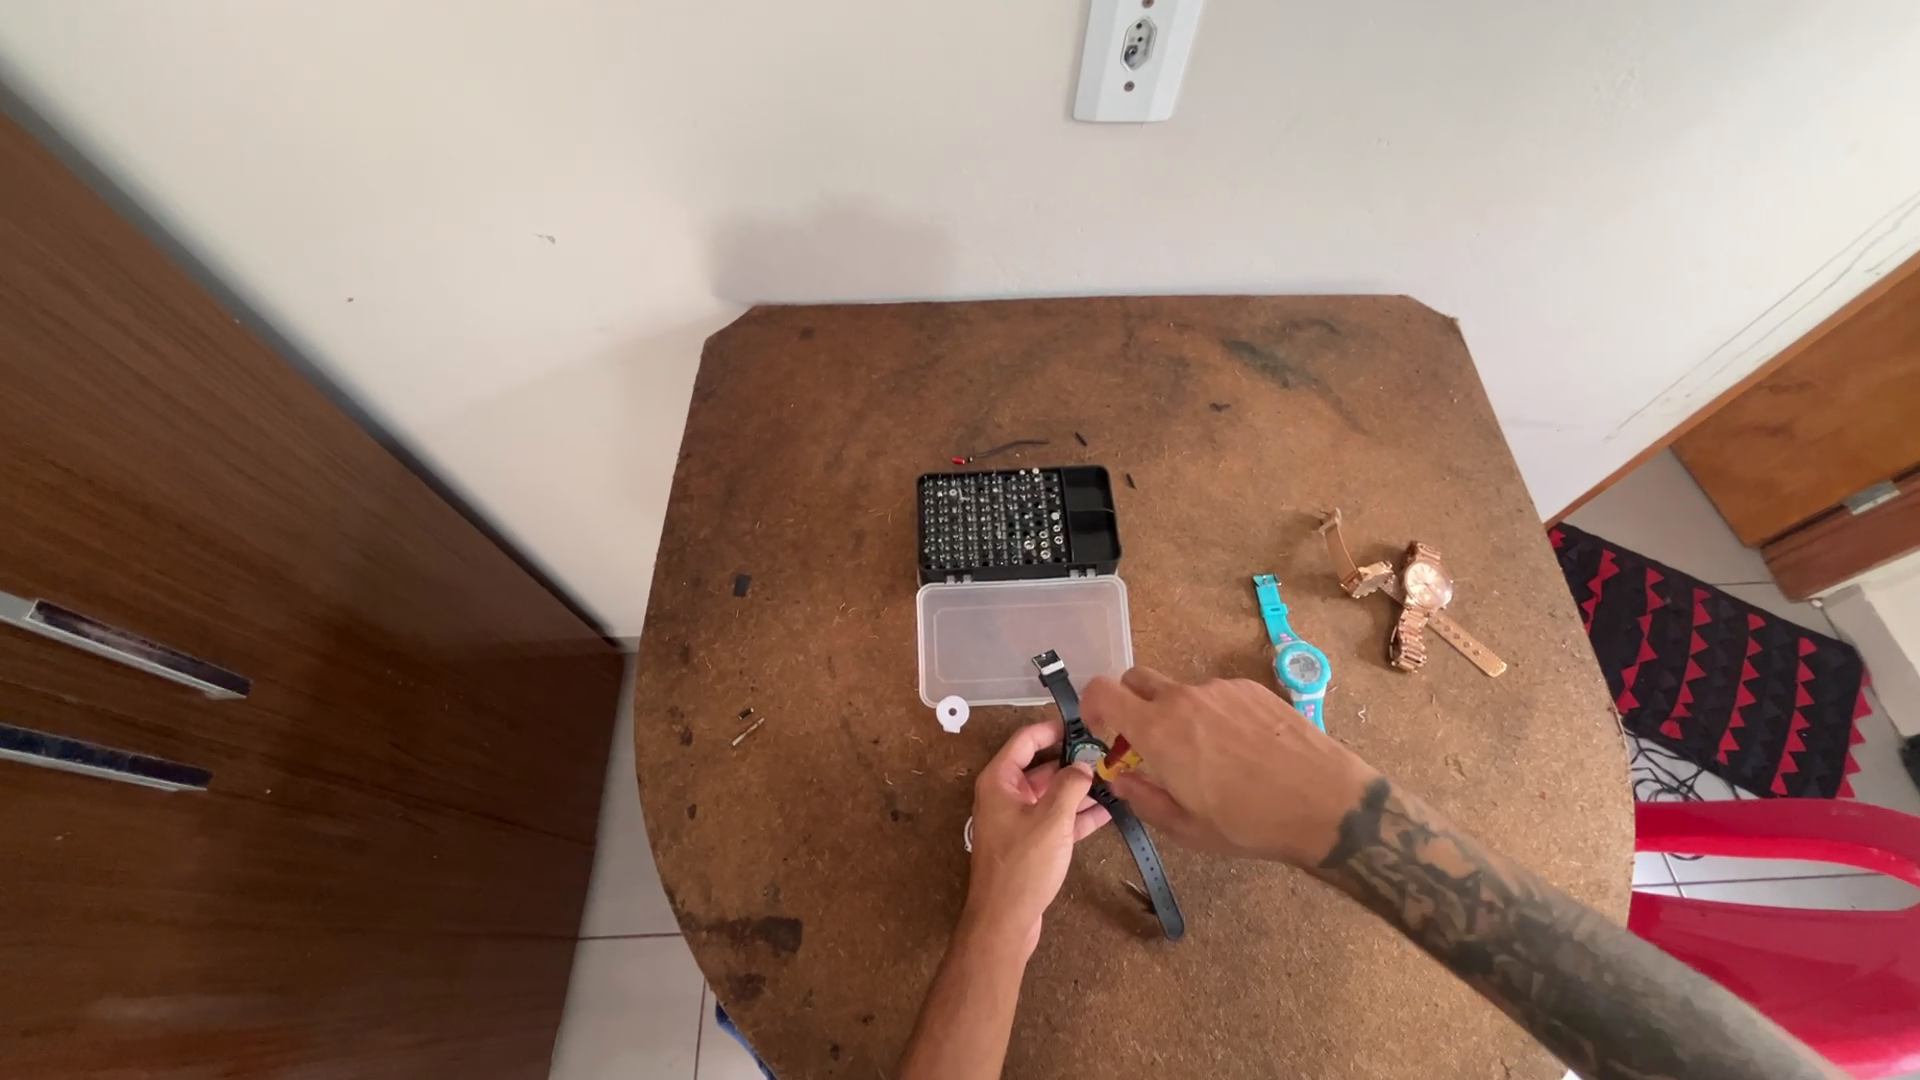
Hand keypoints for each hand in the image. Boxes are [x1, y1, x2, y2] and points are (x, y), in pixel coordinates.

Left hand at [963, 720, 1110, 954]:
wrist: (1004, 921)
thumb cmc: (1022, 864)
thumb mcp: (1051, 819)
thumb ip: (1070, 786)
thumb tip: (1085, 764)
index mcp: (999, 780)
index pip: (1025, 740)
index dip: (1052, 728)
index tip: (1081, 723)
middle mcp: (1006, 795)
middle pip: (1042, 767)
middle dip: (1073, 761)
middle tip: (1106, 752)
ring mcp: (1018, 820)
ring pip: (1052, 794)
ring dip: (1079, 789)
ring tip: (1114, 779)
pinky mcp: (1031, 844)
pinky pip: (1056, 819)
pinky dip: (1078, 814)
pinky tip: (1108, 810)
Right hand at [1081, 667, 1378, 867]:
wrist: (1328, 803)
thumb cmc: (1251, 823)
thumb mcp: (1188, 828)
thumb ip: (1143, 798)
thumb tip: (1120, 778)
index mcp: (1157, 731)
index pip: (1102, 691)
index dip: (1092, 704)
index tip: (1102, 728)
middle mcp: (1181, 699)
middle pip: (1135, 680)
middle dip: (1131, 704)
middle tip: (1150, 741)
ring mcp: (1218, 689)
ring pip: (1179, 691)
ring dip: (1178, 714)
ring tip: (1212, 755)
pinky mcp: (1249, 687)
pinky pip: (1216, 694)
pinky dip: (1215, 714)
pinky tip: (1245, 748)